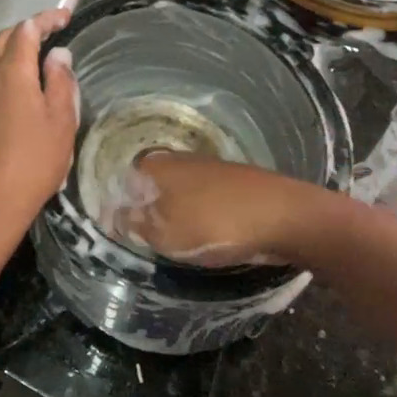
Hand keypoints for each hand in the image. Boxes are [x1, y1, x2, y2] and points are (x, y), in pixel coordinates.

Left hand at [0, 9, 77, 239]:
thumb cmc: (34, 161)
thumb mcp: (61, 121)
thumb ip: (60, 81)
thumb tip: (57, 53)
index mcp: (14, 70)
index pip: (28, 30)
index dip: (46, 19)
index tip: (64, 17)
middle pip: (5, 38)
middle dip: (27, 31)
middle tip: (50, 34)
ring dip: (2, 46)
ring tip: (21, 50)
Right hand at [105, 152, 320, 266]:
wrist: (284, 216)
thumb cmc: (215, 224)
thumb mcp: (166, 234)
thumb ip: (135, 224)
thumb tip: (112, 214)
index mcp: (156, 166)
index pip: (124, 179)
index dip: (118, 204)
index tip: (119, 229)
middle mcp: (177, 159)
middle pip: (151, 181)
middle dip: (146, 204)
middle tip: (146, 236)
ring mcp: (208, 166)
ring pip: (178, 187)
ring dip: (173, 208)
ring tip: (176, 237)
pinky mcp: (232, 180)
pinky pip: (203, 194)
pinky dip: (198, 210)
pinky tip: (206, 229)